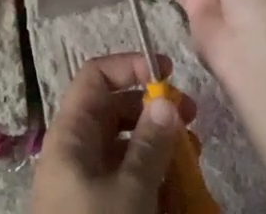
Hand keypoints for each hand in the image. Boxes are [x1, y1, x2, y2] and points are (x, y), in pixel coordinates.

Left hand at [30, 52, 197, 213]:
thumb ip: (150, 144)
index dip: (129, 66)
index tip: (169, 73)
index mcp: (71, 133)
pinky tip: (183, 191)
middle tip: (193, 120)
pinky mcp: (101, 208)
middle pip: (114, 111)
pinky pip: (128, 180)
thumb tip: (165, 100)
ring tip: (194, 158)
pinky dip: (154, 178)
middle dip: (154, 110)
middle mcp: (76, 150)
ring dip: (160, 147)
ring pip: (125, 147)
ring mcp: (87, 182)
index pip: (95, 77)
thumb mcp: (129, 190)